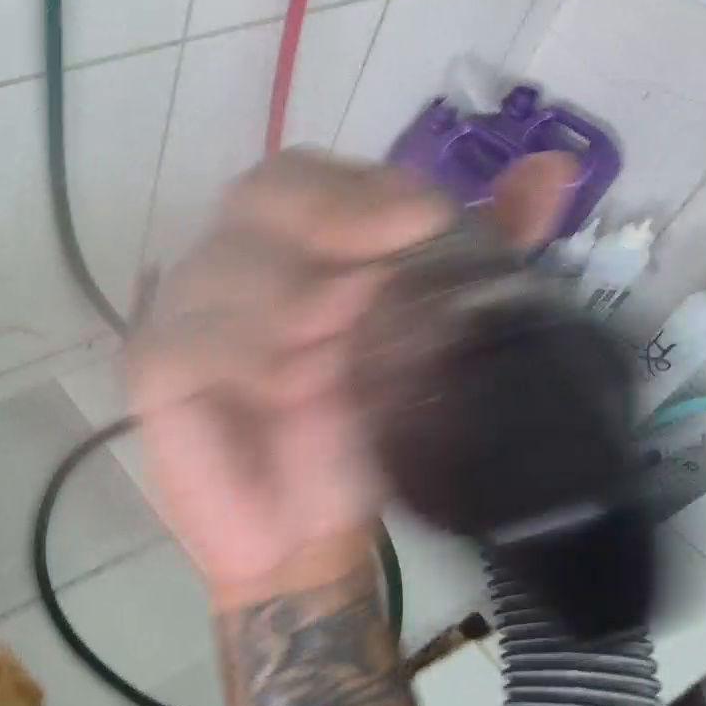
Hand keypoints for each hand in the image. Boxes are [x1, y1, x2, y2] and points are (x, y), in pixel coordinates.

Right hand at [128, 149, 575, 606]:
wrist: (302, 533)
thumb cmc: (355, 439)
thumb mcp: (427, 345)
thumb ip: (479, 260)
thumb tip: (552, 172)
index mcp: (294, 248)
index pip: (309, 178)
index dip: (358, 187)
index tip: (423, 221)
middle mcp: (234, 266)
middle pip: (256, 195)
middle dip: (322, 220)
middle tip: (372, 278)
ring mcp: (185, 315)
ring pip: (218, 265)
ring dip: (284, 303)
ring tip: (329, 356)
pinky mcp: (153, 372)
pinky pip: (183, 341)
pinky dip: (237, 355)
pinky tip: (282, 388)